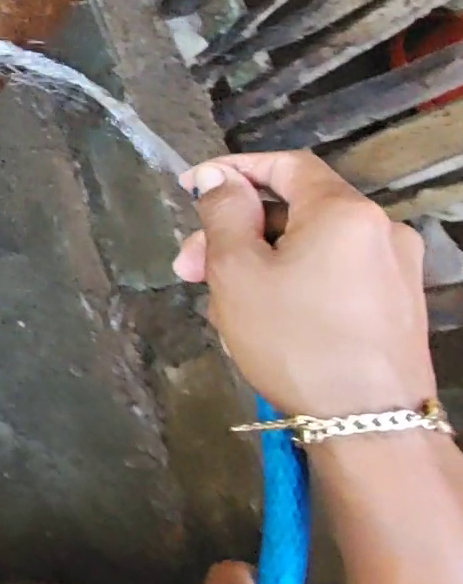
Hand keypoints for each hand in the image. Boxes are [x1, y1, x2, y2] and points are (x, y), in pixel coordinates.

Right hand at [172, 150, 434, 417]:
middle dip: (232, 227)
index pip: (285, 165)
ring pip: (304, 240)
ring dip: (252, 255)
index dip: (232, 168)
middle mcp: (380, 231)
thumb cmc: (290, 334)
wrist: (366, 418)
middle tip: (188, 263)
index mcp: (344, 214)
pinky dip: (284, 273)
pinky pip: (327, 266)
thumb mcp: (234, 267)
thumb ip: (224, 212)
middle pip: (291, 207)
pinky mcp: (392, 299)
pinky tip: (254, 306)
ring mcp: (394, 268)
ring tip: (215, 293)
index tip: (188, 188)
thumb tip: (219, 177)